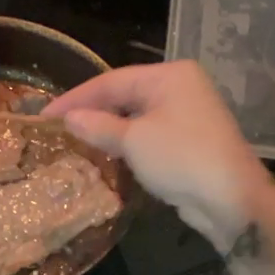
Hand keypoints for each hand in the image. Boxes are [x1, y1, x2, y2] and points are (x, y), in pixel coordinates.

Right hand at [43, 61, 270, 248]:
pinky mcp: (186, 141)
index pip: (111, 80)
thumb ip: (98, 126)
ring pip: (134, 116)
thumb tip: (69, 119)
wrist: (228, 198)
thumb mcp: (133, 141)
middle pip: (123, 95)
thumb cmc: (180, 158)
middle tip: (56, 127)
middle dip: (90, 111)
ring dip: (105, 128)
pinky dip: (124, 142)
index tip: (45, 114)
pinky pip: (146, 134)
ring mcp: (184, 114)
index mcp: (168, 75)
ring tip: (73, 140)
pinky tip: (104, 153)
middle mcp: (178, 87)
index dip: (75, 97)